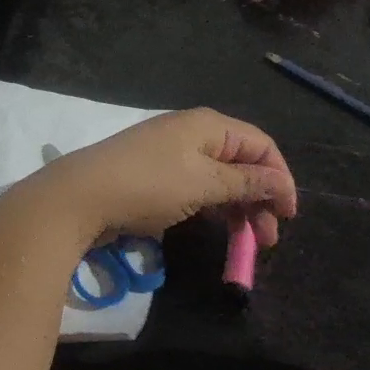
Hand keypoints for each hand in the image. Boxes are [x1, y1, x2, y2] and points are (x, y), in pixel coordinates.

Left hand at [12, 108, 298, 250]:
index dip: (280, 178)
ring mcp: (174, 156)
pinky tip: (220, 229)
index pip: (261, 145)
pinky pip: (199, 189)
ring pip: (222, 180)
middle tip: (268, 239)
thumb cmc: (148, 185)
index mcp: (209, 126)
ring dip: (240, 209)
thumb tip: (282, 182)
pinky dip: (215, 209)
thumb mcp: (203, 184)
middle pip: (243, 163)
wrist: (79, 197)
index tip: (290, 216)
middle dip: (261, 198)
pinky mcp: (158, 178)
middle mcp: (195, 134)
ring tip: (248, 243)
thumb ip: (246, 183)